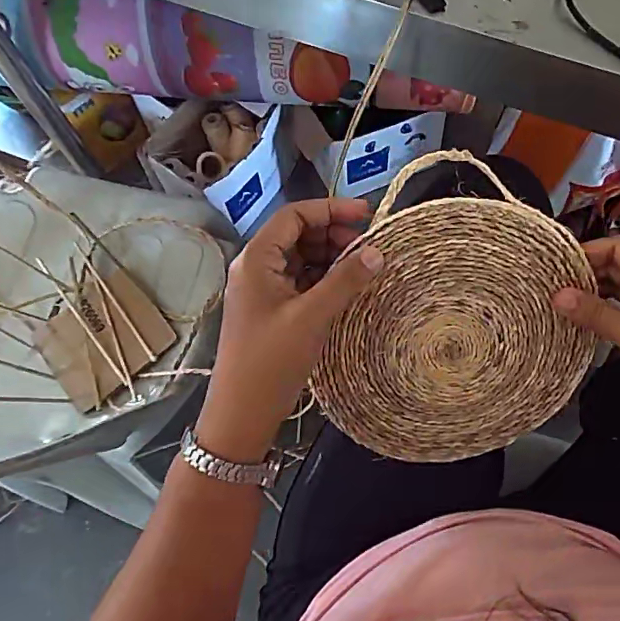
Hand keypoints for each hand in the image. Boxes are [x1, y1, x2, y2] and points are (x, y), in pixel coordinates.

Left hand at [196, 199, 383, 461]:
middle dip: (332, 234)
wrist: (242, 411)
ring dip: (329, 258)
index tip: (367, 215)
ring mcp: (261, 290)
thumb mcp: (312, 317)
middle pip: (296, 234)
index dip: (331, 210)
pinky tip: (344, 288)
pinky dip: (322, 279)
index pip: (294, 216)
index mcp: (256, 259)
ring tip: (360, 269)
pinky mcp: (269, 311)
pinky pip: (298, 282)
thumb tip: (377, 252)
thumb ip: (345, 281)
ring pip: (299, 259)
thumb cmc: (271, 360)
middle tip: (367, 248)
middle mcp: (255, 268)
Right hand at [551, 237, 619, 425]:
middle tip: (549, 287)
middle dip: (587, 273)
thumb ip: (599, 316)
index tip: (551, 268)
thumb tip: (558, 296)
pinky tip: (588, 316)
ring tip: (562, 301)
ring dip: (597, 291)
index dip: (584, 253)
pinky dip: (611, 306)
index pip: (619, 247)